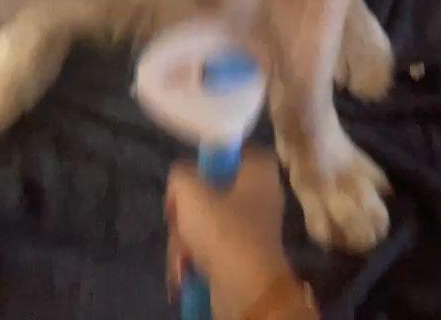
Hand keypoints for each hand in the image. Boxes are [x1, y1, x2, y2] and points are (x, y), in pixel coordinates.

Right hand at [166, 153, 309, 319]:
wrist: (246, 285)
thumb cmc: (224, 231)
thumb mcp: (192, 195)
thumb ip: (180, 176)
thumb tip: (180, 181)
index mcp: (259, 165)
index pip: (220, 156)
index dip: (196, 174)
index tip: (181, 195)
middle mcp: (262, 188)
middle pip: (208, 193)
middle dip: (185, 218)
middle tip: (178, 230)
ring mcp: (255, 220)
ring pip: (205, 222)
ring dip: (184, 243)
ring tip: (182, 258)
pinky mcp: (246, 248)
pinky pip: (213, 243)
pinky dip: (195, 257)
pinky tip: (186, 272)